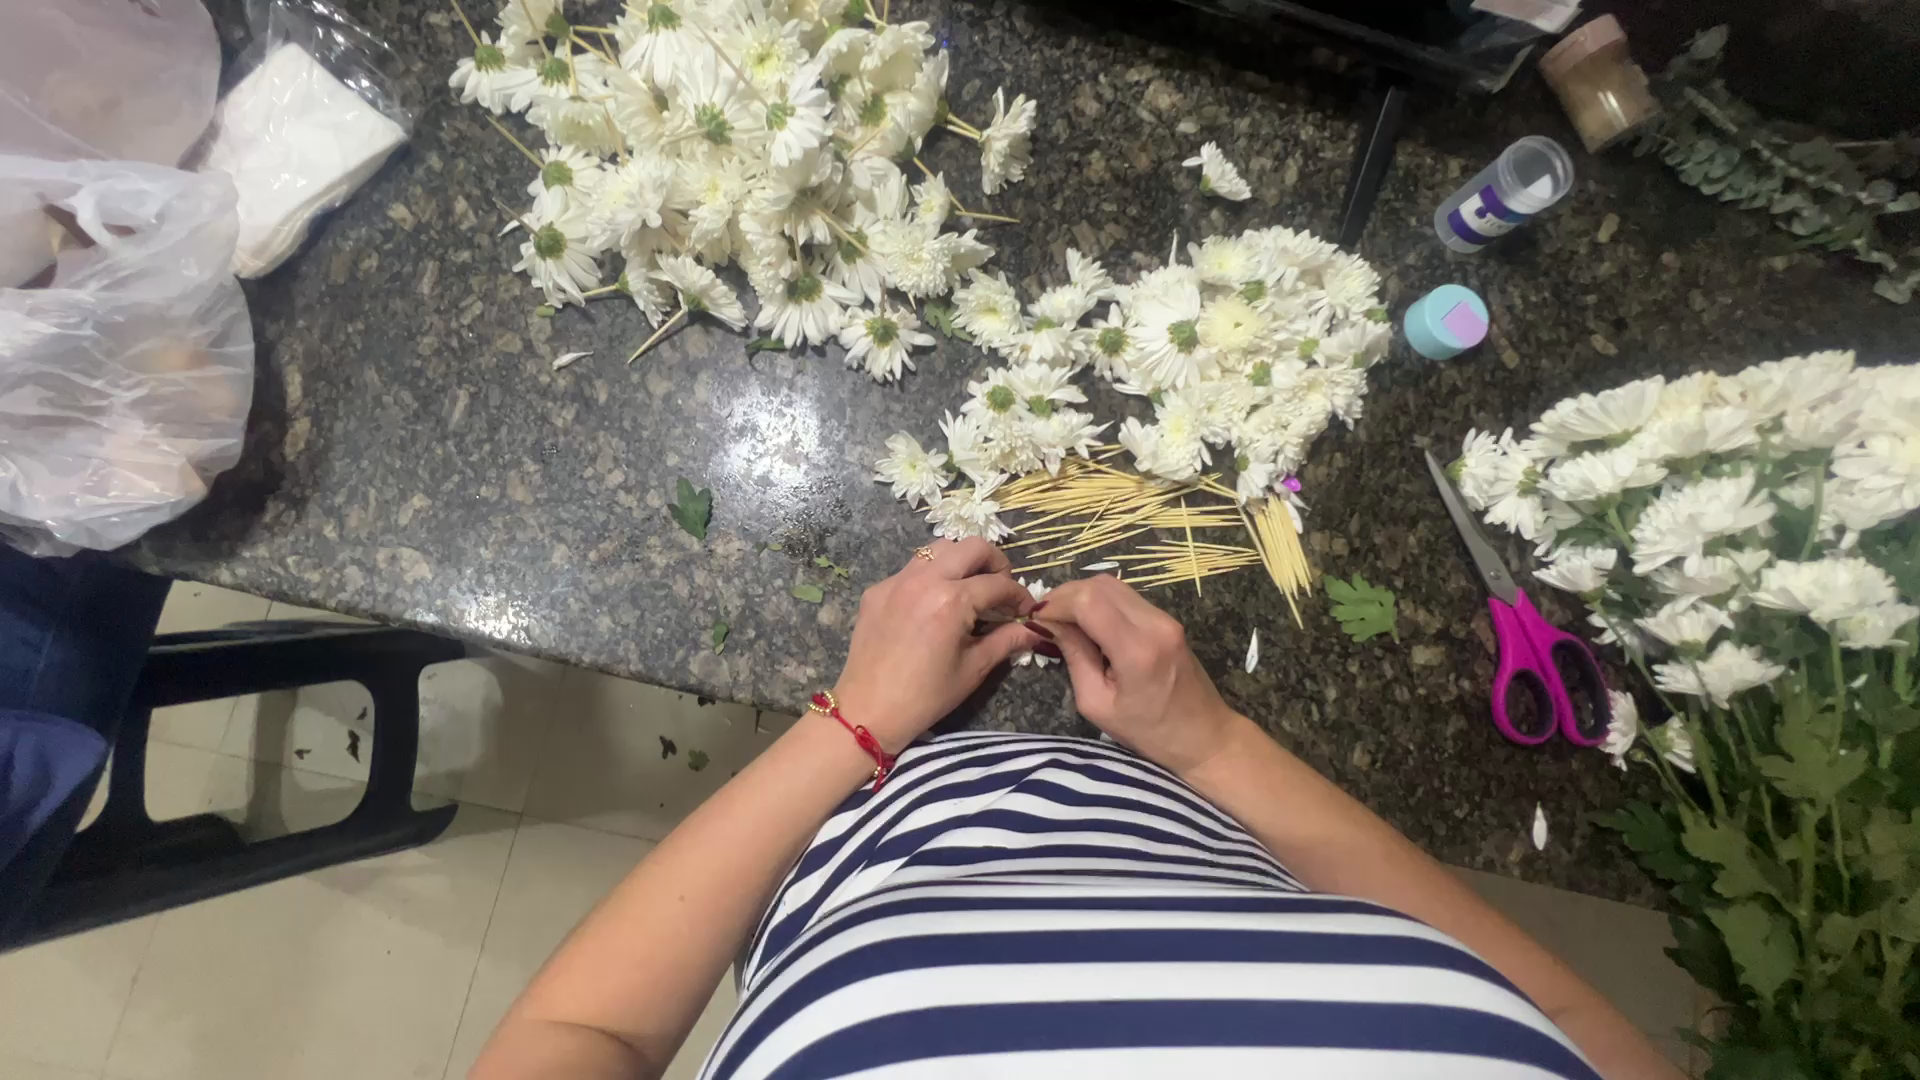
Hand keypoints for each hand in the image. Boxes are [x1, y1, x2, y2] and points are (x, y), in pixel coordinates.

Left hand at [832, 538, 1049, 751]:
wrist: (868, 711)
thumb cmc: (925, 696)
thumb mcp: (973, 669)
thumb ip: (1006, 641)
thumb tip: (1033, 631)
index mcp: (952, 600)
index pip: (998, 584)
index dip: (1019, 595)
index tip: (1026, 609)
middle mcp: (924, 579)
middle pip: (971, 546)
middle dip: (995, 563)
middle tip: (1000, 589)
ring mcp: (896, 581)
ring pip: (938, 549)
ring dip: (961, 561)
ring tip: (968, 589)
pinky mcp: (877, 590)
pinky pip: (911, 569)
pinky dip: (930, 576)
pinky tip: (932, 605)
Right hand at [1035, 575, 1245, 774]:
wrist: (1205, 737)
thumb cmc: (1150, 732)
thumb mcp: (1097, 704)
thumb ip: (1074, 657)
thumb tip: (1049, 624)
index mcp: (1137, 651)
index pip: (1088, 602)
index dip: (1057, 603)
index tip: (1037, 619)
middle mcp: (1154, 624)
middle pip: (1099, 585)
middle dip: (1065, 596)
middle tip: (1046, 617)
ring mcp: (1165, 618)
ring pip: (1112, 586)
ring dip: (1082, 596)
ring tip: (1063, 619)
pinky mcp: (1167, 619)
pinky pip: (1125, 597)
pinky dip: (1099, 602)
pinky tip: (1087, 623)